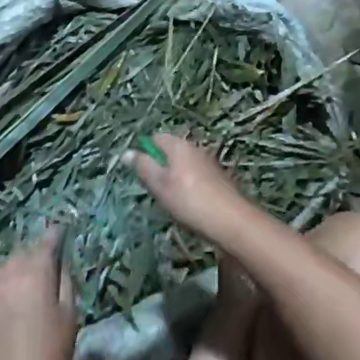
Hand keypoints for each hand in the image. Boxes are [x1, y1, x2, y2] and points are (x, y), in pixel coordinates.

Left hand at [0, 228, 76, 359]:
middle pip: (16, 260)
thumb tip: (58, 265)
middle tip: (41, 274)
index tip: (58, 231)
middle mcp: (1, 283)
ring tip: (22, 308)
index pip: (43, 246)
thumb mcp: (70, 323)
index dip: (52, 237)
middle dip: (29, 261)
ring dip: (10, 286)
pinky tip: (2, 338)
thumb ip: (64, 286)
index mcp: (32, 279)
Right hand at [125, 133, 259, 243]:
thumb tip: (127, 152)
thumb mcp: (160, 185)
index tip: (141, 172)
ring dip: (175, 178)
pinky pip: (197, 177)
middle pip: (172, 151)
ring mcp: (210, 164)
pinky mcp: (219, 180)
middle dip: (161, 166)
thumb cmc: (189, 201)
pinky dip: (190, 187)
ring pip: (185, 165)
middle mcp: (196, 149)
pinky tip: (190, 205)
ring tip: (171, 200)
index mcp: (179, 145)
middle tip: (154, 189)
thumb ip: (143, 166)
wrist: (232, 221)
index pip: (157, 138)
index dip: (146, 151)